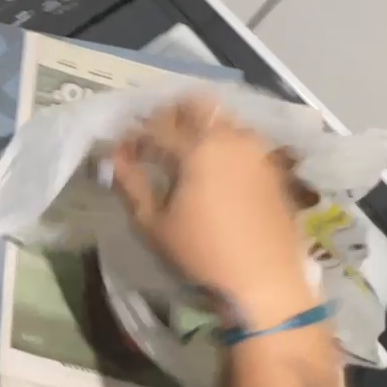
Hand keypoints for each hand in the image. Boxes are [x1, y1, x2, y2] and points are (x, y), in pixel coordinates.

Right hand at [111, 94, 314, 328]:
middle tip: (150, 140)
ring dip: (197, 127)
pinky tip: (209, 169)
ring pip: (222, 118)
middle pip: (196, 105)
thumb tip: (113, 159)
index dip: (131, 137)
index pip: (155, 127)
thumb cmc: (201, 253)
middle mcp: (231, 138)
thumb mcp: (152, 223)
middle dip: (168, 116)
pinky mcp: (273, 167)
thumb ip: (130, 185)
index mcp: (198, 148)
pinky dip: (220, 143)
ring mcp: (257, 150)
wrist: (265, 281)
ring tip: (178, 154)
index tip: (118, 152)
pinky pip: (241, 139)